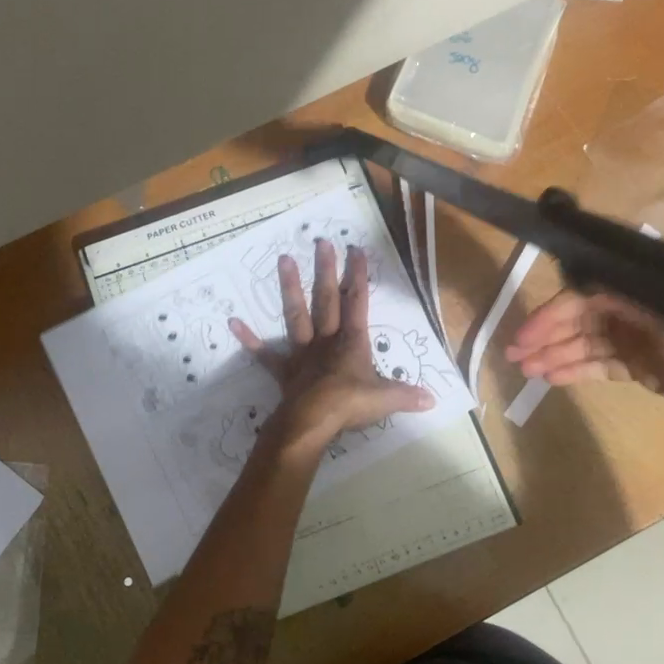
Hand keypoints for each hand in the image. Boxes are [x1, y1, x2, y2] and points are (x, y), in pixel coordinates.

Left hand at [230, 239, 434, 449]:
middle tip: (321, 242)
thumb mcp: (386, 399)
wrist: (313, 421)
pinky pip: (264, 354)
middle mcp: (326, 340)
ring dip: (289, 287)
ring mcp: (302, 353)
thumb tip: (432, 399)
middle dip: (325, 270)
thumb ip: (407, 395)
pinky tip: (232, 322)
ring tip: (283, 260)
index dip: (358, 276)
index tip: (356, 250)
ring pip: (296, 315)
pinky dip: (249, 340)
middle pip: (326, 299)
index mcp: (352, 341)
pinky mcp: (283, 370)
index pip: (357, 302)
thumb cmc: (350, 404)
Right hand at [504, 290, 663, 444]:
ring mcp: (649, 338)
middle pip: (588, 316)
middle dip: (549, 333)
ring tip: (525, 369)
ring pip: (591, 341)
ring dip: (557, 352)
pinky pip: (605, 363)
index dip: (558, 311)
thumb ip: (639, 312)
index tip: (528, 332)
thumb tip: (588, 286)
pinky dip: (578, 369)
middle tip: (514, 353)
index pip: (596, 293)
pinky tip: (551, 378)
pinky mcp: (650, 365)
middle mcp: (650, 309)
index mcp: (662, 292)